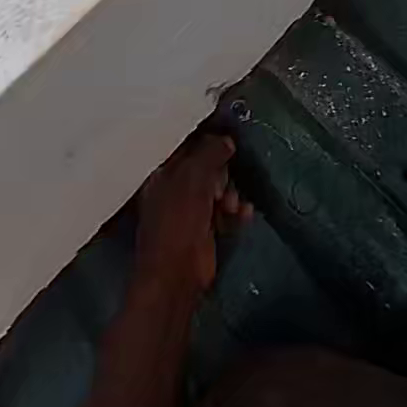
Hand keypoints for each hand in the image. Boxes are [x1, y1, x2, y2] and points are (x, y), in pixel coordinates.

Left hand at [134, 134, 251, 295]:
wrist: (176, 275)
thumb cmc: (178, 220)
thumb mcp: (193, 179)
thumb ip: (209, 153)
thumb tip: (226, 140)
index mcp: (162, 170)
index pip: (186, 143)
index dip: (207, 136)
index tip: (229, 132)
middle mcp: (174, 185)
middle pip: (205, 165)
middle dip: (222, 169)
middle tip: (226, 180)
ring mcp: (189, 207)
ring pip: (218, 188)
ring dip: (231, 192)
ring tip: (233, 205)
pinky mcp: (205, 228)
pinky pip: (225, 210)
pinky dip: (236, 210)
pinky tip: (244, 213)